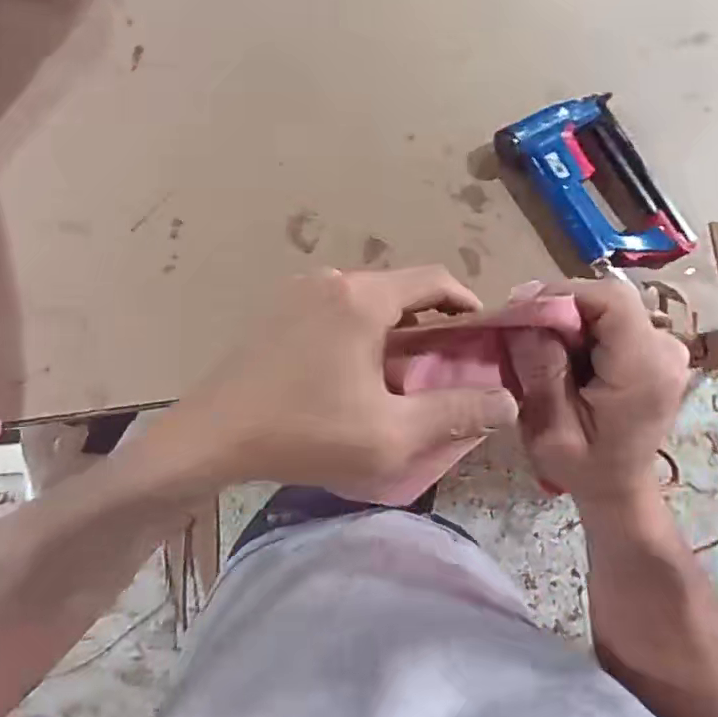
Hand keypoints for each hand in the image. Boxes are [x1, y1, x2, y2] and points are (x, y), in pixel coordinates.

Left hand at [141, 267, 519, 497]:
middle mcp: (331, 279)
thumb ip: (456, 413)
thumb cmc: (305, 433)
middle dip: (431, 323)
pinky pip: (335, 310)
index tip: (483, 335)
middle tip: (445, 366)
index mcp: (362, 297)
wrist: (210, 437)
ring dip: (393, 328)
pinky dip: (359, 331)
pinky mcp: (276, 310)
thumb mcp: (391, 434)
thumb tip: (507, 400)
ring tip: (401, 374)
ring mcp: (297, 291)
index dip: (469, 302)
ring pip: (366, 300)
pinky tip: (353, 372)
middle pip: (400, 289)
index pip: (435, 278)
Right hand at [505, 279, 690, 505]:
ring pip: (606, 306)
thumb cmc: (584, 466)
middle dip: (558, 308)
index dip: (562, 293)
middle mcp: (665, 349)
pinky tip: (560, 353)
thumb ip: (540, 370)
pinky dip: (581, 328)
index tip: (520, 310)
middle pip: (606, 299)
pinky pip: (612, 319)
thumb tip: (524, 318)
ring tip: (535, 344)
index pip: (610, 298)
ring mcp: (665, 346)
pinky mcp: (655, 348)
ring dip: (567, 319)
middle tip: (518, 329)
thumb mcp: (550, 428)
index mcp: (645, 368)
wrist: (619, 487)